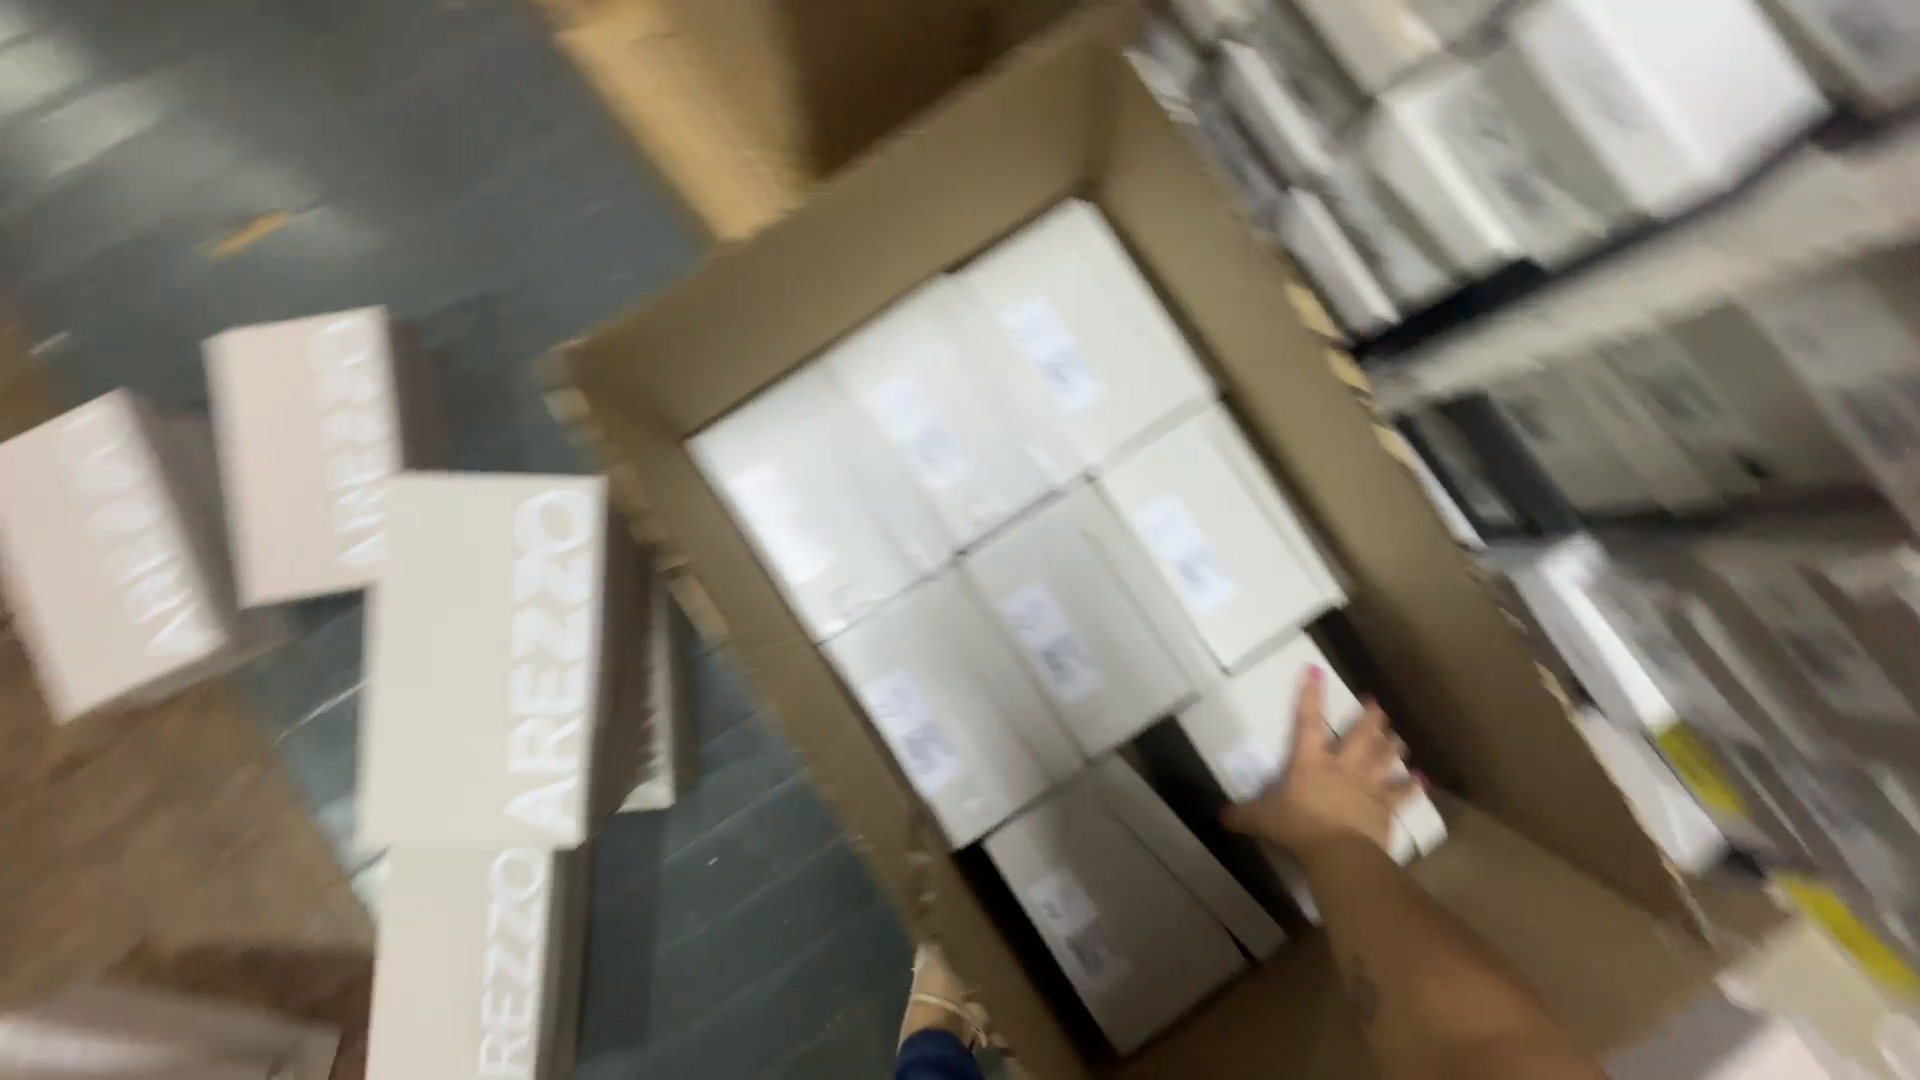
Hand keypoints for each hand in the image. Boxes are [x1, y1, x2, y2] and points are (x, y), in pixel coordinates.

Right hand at [1221, 667, 1415, 857]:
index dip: (1311, 695)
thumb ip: (1242, 815)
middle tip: (1376, 704)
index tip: (1316, 671)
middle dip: (1369, 718)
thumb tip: (1220, 815)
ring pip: (1384, 759)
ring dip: (1392, 746)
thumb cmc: (1298, 827)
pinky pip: (1402, 795)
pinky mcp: (1385, 809)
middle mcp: (1342, 767)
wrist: (1339, 853)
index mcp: (1310, 761)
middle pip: (1360, 736)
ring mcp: (1368, 786)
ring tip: (1398, 737)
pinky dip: (1413, 786)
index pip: (1308, 721)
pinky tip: (1422, 779)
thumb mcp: (1261, 819)